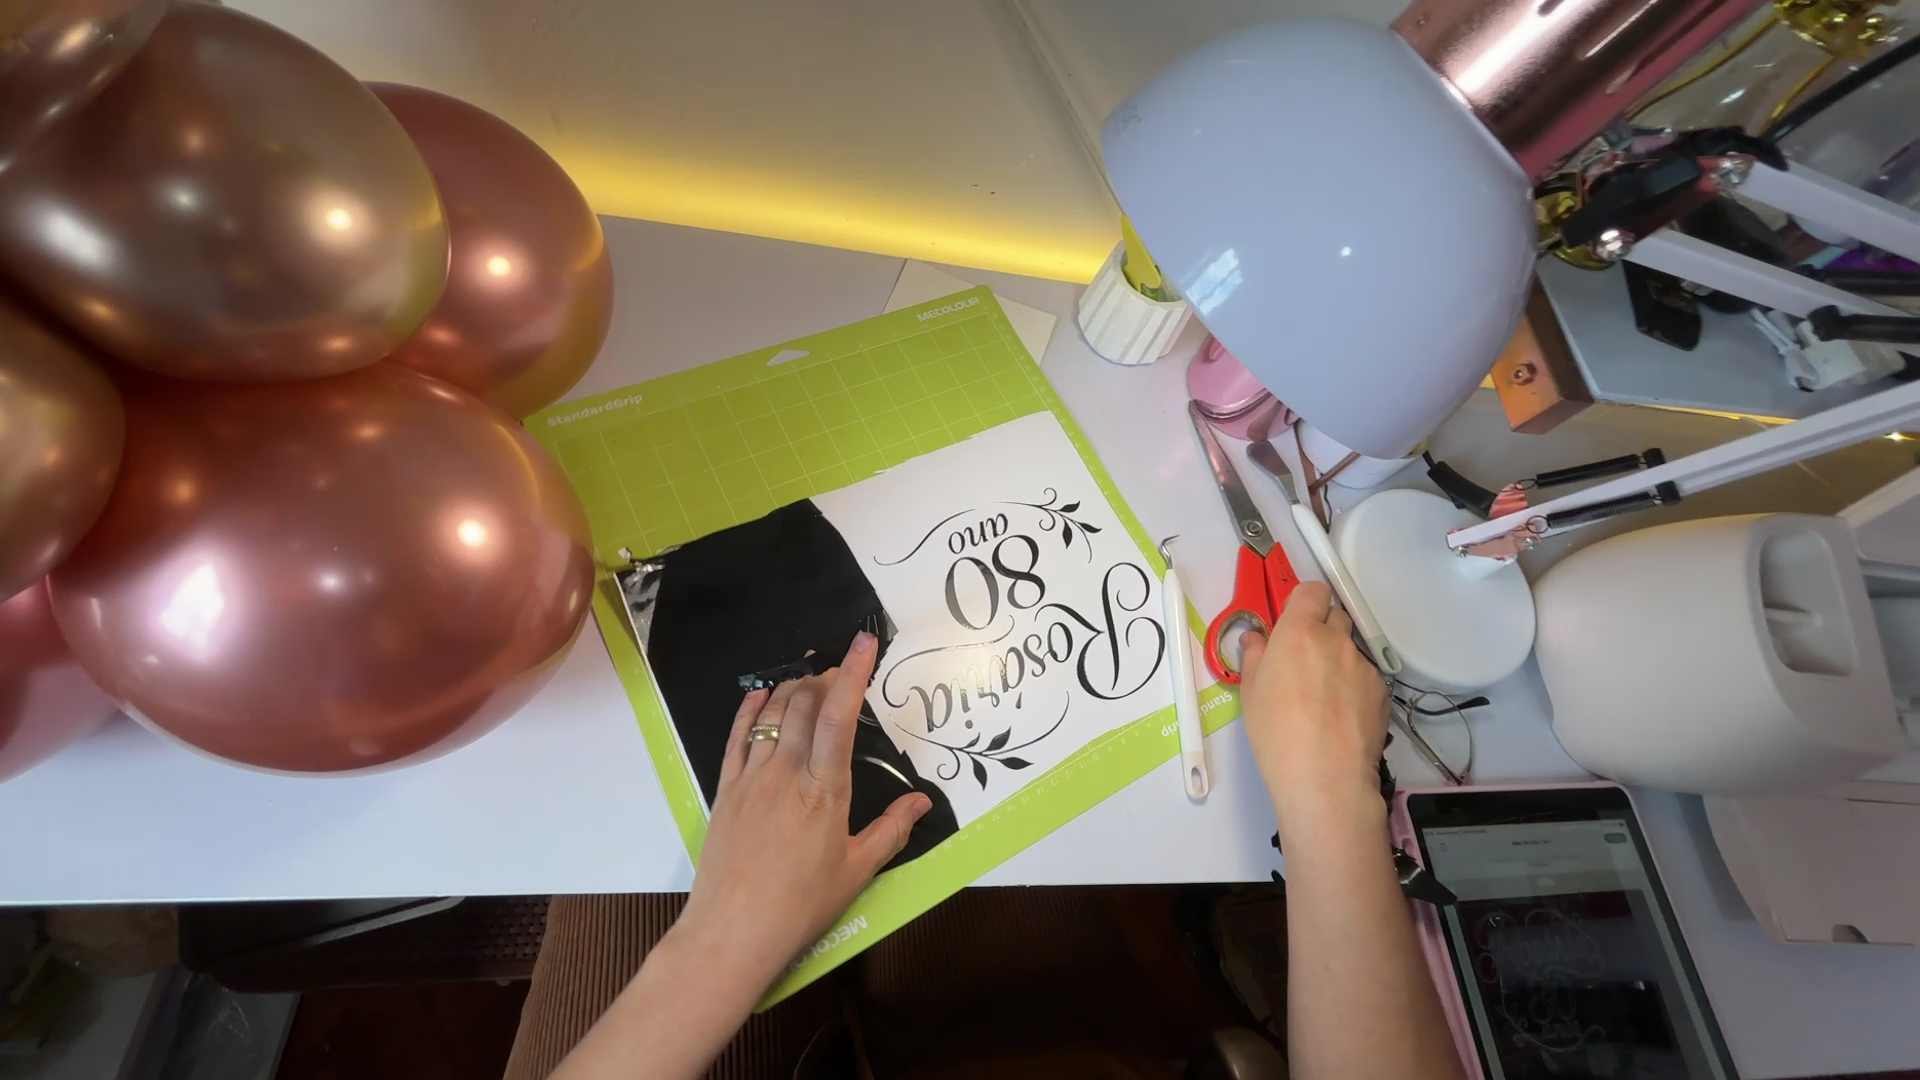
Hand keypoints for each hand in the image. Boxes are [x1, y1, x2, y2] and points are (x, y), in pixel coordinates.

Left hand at [672, 631, 929, 993]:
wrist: (731, 935)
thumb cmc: (801, 905)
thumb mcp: (857, 870)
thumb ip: (892, 830)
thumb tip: (923, 801)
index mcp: (824, 789)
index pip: (841, 716)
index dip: (853, 672)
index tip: (865, 641)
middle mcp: (787, 772)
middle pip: (805, 704)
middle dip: (825, 677)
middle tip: (840, 670)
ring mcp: (752, 777)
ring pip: (773, 714)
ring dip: (794, 688)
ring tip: (810, 678)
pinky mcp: (725, 789)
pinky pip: (737, 736)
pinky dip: (750, 709)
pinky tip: (760, 693)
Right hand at [1239, 582, 1388, 831]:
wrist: (1324, 775)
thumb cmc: (1275, 729)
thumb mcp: (1249, 689)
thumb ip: (1254, 654)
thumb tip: (1257, 638)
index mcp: (1299, 631)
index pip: (1312, 590)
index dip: (1303, 600)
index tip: (1291, 619)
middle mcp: (1335, 640)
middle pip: (1334, 615)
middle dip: (1320, 627)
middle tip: (1302, 656)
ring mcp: (1363, 666)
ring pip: (1349, 649)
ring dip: (1336, 658)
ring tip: (1321, 695)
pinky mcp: (1382, 692)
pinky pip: (1364, 676)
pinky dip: (1352, 685)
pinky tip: (1339, 714)